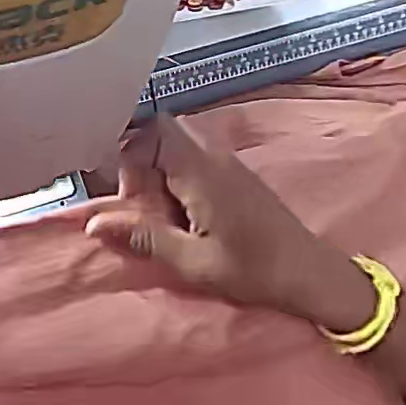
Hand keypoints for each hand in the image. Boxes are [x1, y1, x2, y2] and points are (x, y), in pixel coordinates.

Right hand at [85, 113, 374, 328]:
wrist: (312, 274)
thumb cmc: (254, 270)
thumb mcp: (193, 262)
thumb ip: (143, 238)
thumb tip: (93, 224)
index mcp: (203, 172)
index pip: (154, 130)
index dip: (130, 154)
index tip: (127, 195)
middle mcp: (215, 157)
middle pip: (163, 135)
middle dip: (140, 165)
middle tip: (140, 206)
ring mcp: (228, 164)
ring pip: (176, 148)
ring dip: (158, 174)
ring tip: (160, 214)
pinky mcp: (234, 176)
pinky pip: (193, 162)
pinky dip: (176, 182)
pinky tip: (182, 216)